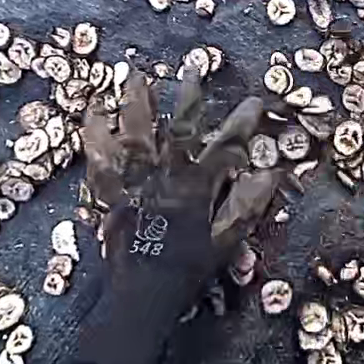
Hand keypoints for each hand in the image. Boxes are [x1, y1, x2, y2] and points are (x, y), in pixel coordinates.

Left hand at [74, 68, 279, 363]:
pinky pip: (100, 159)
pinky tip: (91, 112)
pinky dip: (95, 136)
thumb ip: (247, 206)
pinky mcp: (111, 192)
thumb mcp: (224, 244)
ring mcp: (135, 182)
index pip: (225, 149)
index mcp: (195, 188)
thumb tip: (271, 172)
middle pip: (179, 131)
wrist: (141, 296)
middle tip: (193, 67)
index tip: (254, 101)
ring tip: (135, 75)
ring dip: (138, 104)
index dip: (242, 125)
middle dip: (189, 98)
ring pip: (137, 135)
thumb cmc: (186, 270)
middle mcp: (165, 176)